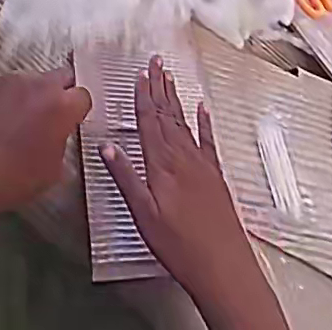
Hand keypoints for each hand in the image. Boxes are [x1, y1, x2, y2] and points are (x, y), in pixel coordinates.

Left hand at [0, 66, 91, 243]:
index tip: (75, 122)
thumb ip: (64, 138)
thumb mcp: (56, 166)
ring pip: (41, 78)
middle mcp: (44, 84)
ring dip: (42, 92)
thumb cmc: (19, 175)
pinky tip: (13, 115)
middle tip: (59, 115)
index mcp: (63, 105)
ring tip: (32, 117)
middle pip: (65, 76)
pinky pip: (20, 83)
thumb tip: (62, 129)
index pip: (84, 95)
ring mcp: (20, 79)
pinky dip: (22, 94)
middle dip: (65, 91)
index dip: (80, 110)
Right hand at [101, 57, 286, 329]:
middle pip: (166, 113)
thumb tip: (105, 146)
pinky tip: (202, 108)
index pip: (149, 120)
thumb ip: (125, 178)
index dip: (142, 95)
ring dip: (175, 97)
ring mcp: (201, 164)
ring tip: (169, 75)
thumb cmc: (180, 246)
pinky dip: (204, 122)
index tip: (139, 73)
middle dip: (159, 85)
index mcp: (161, 164)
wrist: (225, 270)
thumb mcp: (144, 215)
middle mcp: (182, 157)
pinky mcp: (215, 176)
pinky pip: (208, 140)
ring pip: (184, 121)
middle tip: (155, 61)